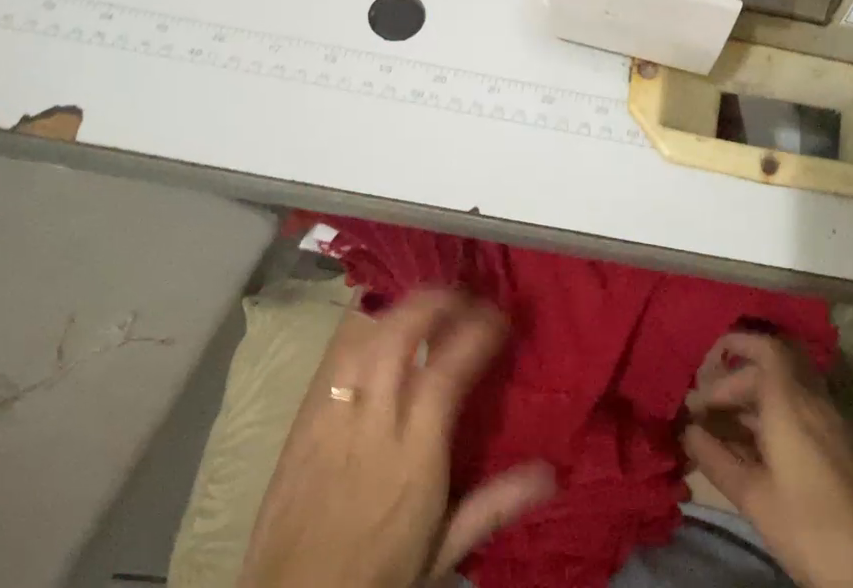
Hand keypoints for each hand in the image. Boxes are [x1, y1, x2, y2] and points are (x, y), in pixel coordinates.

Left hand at [239, 289, 555, 587]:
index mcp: (414, 456)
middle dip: (432, 302)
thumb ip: (494, 505)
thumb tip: (551, 473)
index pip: (447, 373)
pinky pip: (329, 360)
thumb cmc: (377, 574)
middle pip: (398, 339)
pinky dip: (354, 328)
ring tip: (420, 296)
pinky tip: (370, 316)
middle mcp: (372, 425)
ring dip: (394, 307)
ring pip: (360, 341)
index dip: (475, 333)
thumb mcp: (444, 549)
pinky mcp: (300, 421)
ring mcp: (331, 418)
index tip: (498, 315)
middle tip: (460, 292)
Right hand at [682, 332, 852, 587]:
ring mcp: (834, 423)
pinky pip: (801, 413)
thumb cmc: (810, 527)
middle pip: (775, 368)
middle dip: (734, 380)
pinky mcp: (842, 446)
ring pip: (788, 391)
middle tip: (701, 408)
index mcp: (793, 404)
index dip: (734, 347)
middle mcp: (817, 403)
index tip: (702, 370)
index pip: (766, 349)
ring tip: (717, 427)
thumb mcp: (755, 497)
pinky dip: (771, 417)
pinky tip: (750, 447)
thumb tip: (688, 432)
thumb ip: (716, 459)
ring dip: (752, 400)